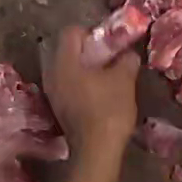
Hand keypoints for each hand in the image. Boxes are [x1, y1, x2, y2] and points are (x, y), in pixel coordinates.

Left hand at [41, 26, 137, 156]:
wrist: (97, 148)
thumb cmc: (109, 108)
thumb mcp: (124, 80)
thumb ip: (126, 61)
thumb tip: (129, 54)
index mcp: (65, 62)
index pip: (71, 32)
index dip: (92, 32)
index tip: (109, 42)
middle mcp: (52, 73)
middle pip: (67, 51)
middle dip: (88, 51)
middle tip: (110, 58)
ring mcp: (52, 92)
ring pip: (67, 69)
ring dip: (85, 68)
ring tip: (107, 76)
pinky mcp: (58, 107)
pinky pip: (68, 85)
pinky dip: (82, 83)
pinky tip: (99, 93)